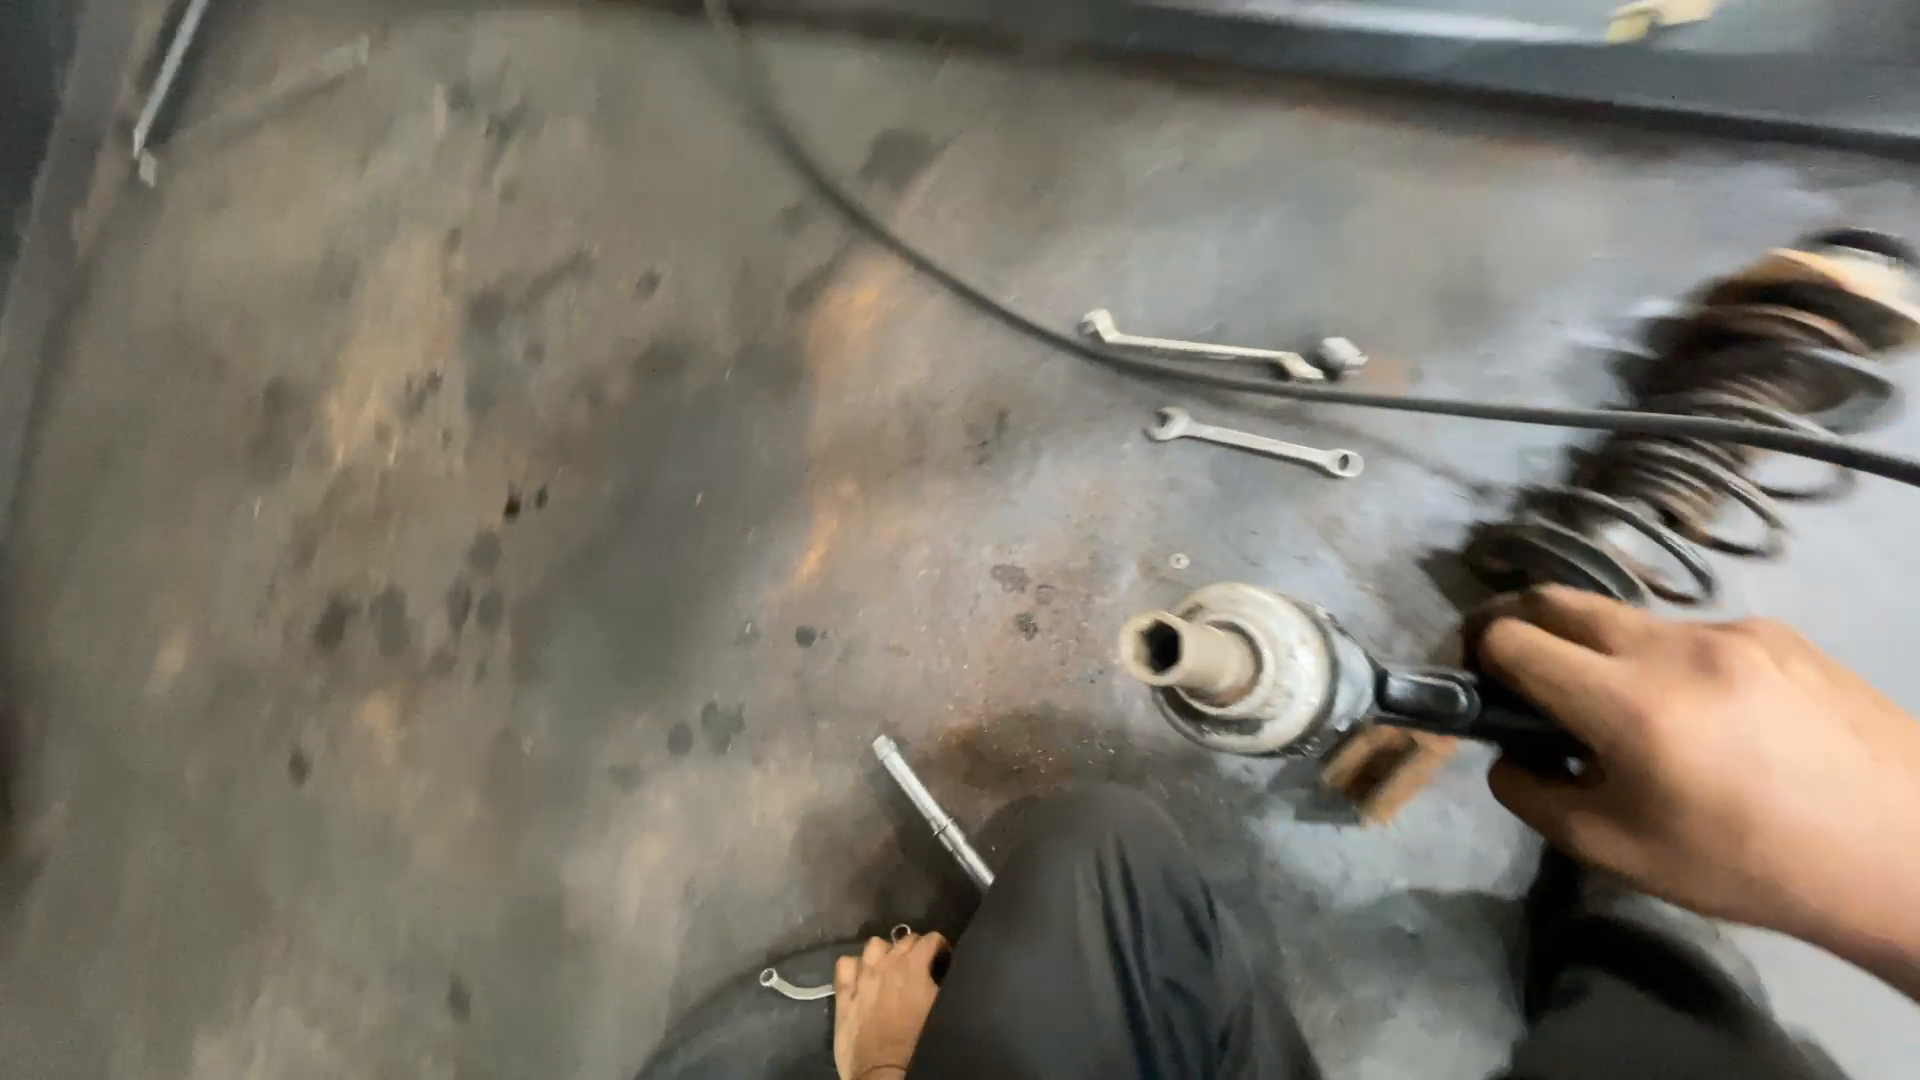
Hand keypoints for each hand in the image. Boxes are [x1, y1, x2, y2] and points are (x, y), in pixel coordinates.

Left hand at [833, 930, 947, 1079]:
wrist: (883, 1074)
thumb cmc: (916, 1044)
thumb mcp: (939, 1009)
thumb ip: (939, 983)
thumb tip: (941, 973)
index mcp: (914, 966)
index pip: (931, 938)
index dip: (940, 947)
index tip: (942, 961)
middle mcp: (887, 963)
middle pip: (905, 939)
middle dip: (916, 949)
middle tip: (920, 967)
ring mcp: (863, 977)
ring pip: (874, 945)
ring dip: (885, 952)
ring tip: (889, 967)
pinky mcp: (845, 994)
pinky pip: (845, 964)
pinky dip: (854, 967)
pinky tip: (861, 977)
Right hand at [1474, 587, 1919, 993]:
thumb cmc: (1752, 865)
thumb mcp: (1611, 849)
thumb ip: (1527, 793)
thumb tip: (1508, 752)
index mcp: (1628, 704)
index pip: (1510, 639)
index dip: (1477, 654)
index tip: (1479, 681)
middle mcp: (1674, 648)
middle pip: (1550, 599)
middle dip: (1509, 623)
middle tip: (1507, 663)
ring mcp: (1730, 632)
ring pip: (1615, 616)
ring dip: (1586, 646)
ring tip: (1615, 702)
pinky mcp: (1775, 632)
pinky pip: (1680, 630)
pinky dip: (1654, 657)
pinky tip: (1695, 708)